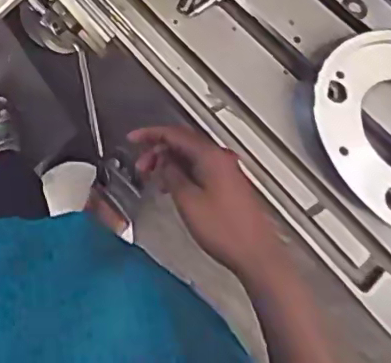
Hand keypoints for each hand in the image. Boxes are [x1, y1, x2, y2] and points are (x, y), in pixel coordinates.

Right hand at [131, 126, 285, 279]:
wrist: (258, 257)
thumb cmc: (222, 229)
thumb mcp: (188, 200)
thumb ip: (171, 174)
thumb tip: (163, 160)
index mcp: (209, 155)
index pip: (174, 133)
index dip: (150, 134)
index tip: (132, 139)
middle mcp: (219, 156)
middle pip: (182, 142)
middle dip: (158, 150)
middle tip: (141, 165)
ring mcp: (226, 170)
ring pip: (190, 156)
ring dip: (169, 163)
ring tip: (153, 178)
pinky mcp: (229, 184)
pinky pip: (199, 167)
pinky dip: (182, 172)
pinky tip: (172, 188)